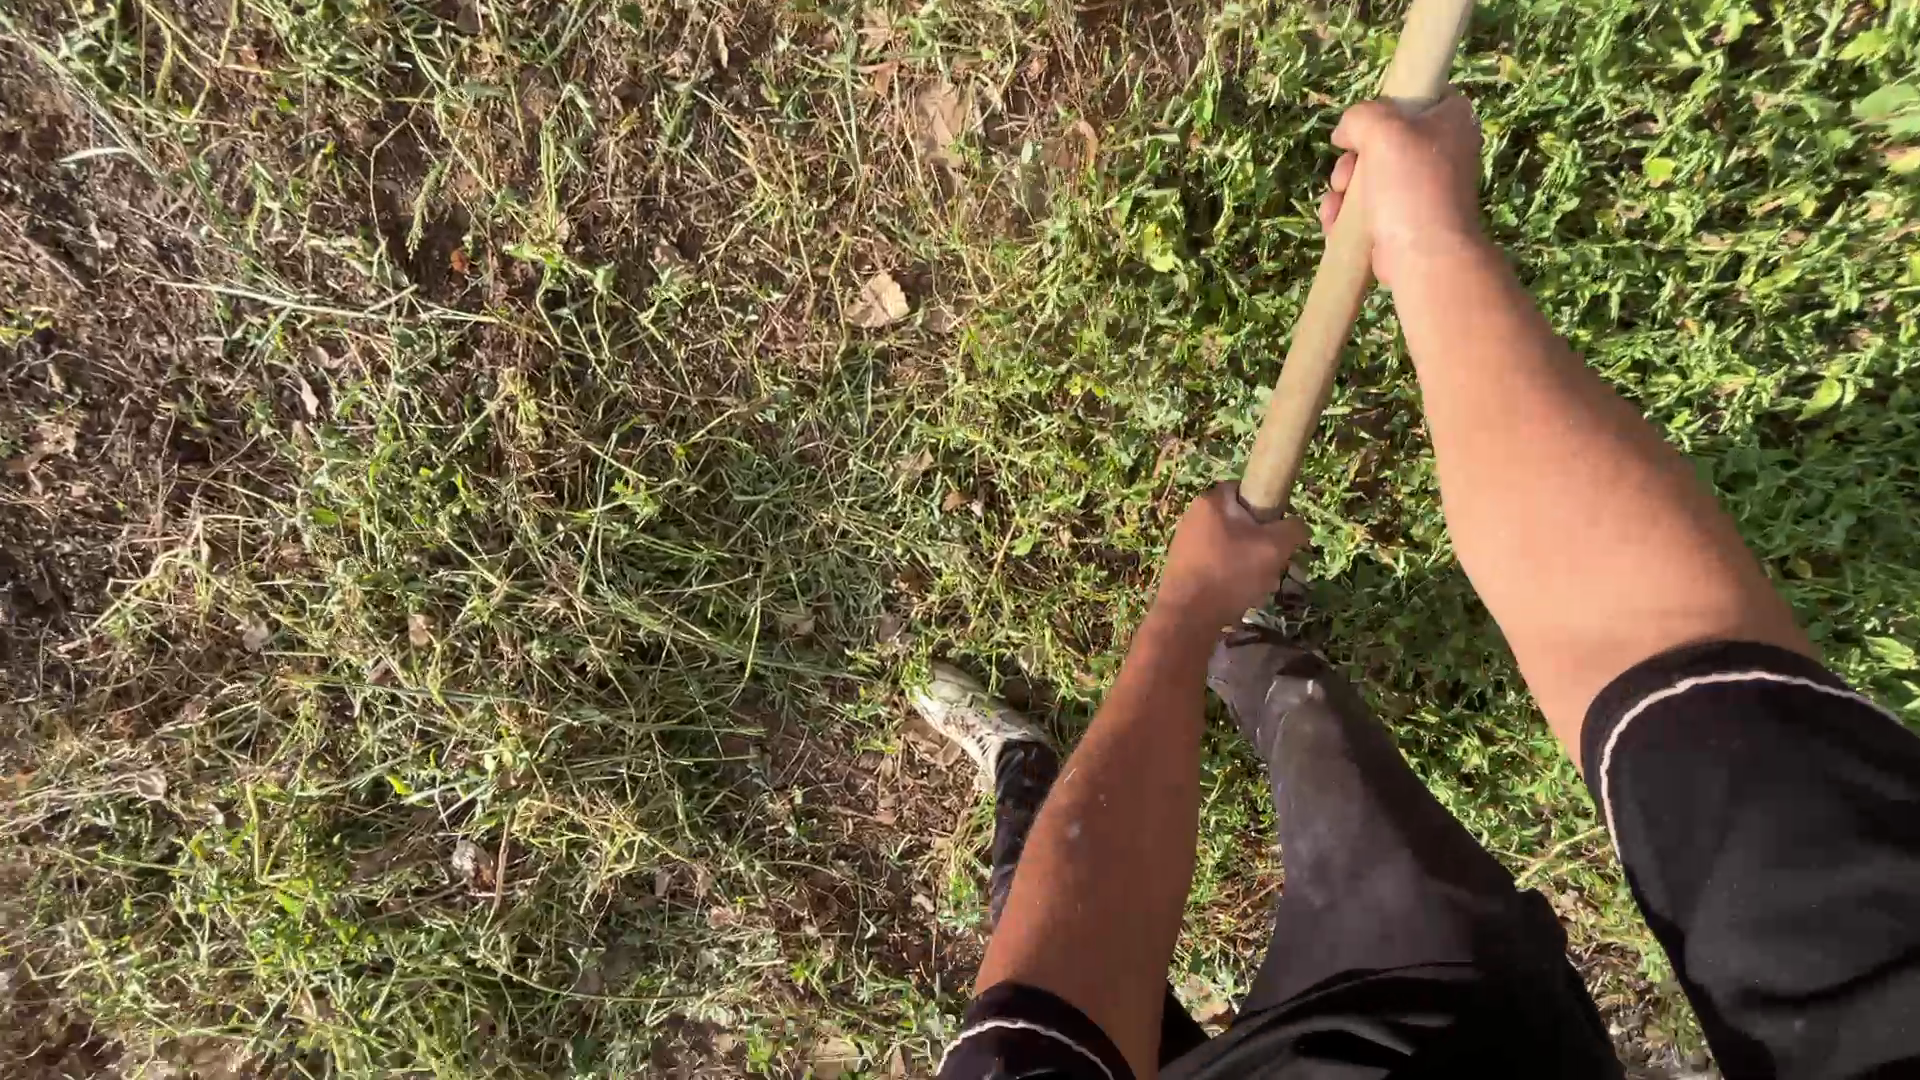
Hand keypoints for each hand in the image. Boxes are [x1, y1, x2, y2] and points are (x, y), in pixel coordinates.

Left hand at [1152, 483, 1307, 631]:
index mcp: (1210, 501)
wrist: (1187, 615)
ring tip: (1258, 584)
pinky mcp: (1183, 566)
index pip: (1245, 490)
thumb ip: (1292, 529)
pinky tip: (1240, 595)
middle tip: (1272, 563)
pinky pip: (1218, 564)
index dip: (1267, 508)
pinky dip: (1233, 577)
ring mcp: (1185, 542)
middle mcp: (1193, 516)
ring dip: (1250, 564)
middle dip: (1261, 543)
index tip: (1277, 531)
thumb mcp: (1274, 547)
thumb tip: (1296, 527)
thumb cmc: (1230, 572)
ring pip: (1232, 547)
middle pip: (1240, 522)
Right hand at [1319, 91, 1485, 289]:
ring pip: (1367, 178)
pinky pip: (1366, 208)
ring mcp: (1420, 189)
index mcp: (1450, 120)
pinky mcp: (1401, 220)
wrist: (1422, 253)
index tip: (1361, 130)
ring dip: (1341, 192)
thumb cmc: (1411, 187)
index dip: (1383, 109)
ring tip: (1335, 207)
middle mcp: (1439, 151)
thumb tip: (1344, 130)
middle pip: (1381, 142)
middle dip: (1351, 161)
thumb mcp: (1384, 132)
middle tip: (1345, 176)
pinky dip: (1345, 216)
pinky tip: (1334, 224)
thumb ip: (1361, 116)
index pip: (1415, 98)